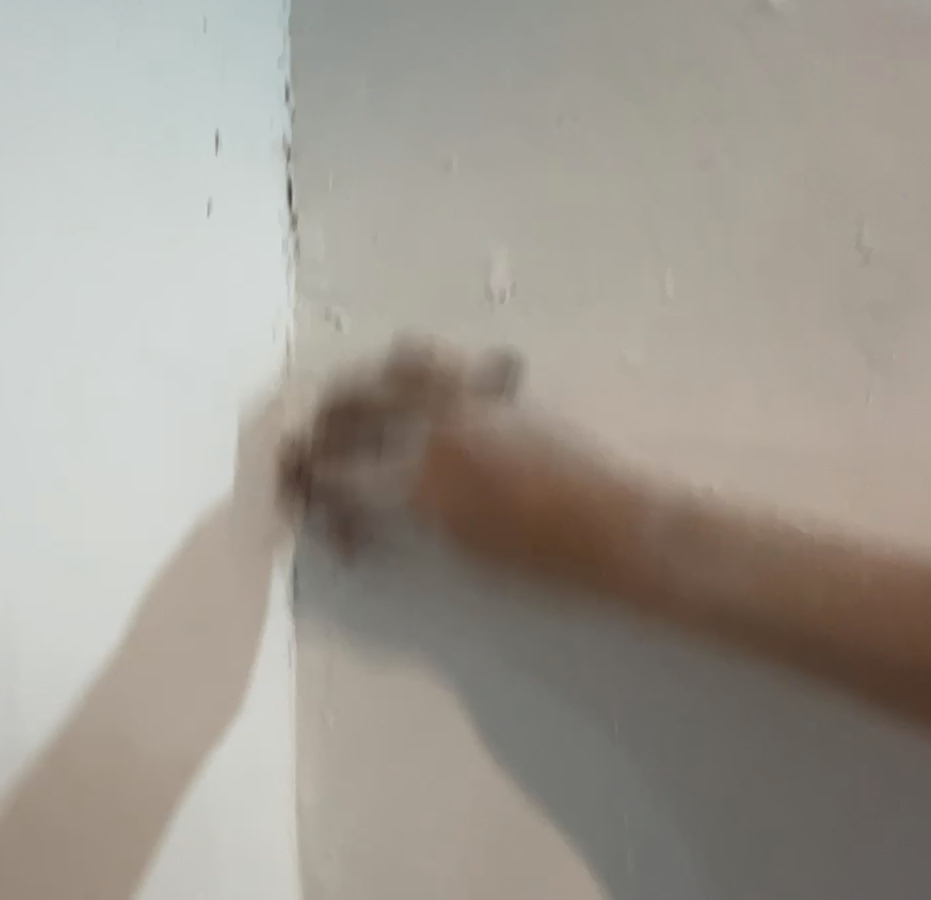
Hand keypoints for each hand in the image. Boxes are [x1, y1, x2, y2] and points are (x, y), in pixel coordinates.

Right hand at [278, 340, 655, 584]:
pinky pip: (445, 364)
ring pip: (393, 365)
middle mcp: (434, 428)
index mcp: (418, 484)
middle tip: (314, 464)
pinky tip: (418, 398)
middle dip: (314, 435)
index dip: (307, 493)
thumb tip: (369, 497)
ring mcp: (467, 402)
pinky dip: (421, 372)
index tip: (309, 513)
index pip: (332, 475)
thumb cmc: (543, 565)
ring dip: (362, 388)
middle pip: (344, 409)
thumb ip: (401, 513)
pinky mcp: (494, 394)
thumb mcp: (455, 550)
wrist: (623, 534)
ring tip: (353, 414)